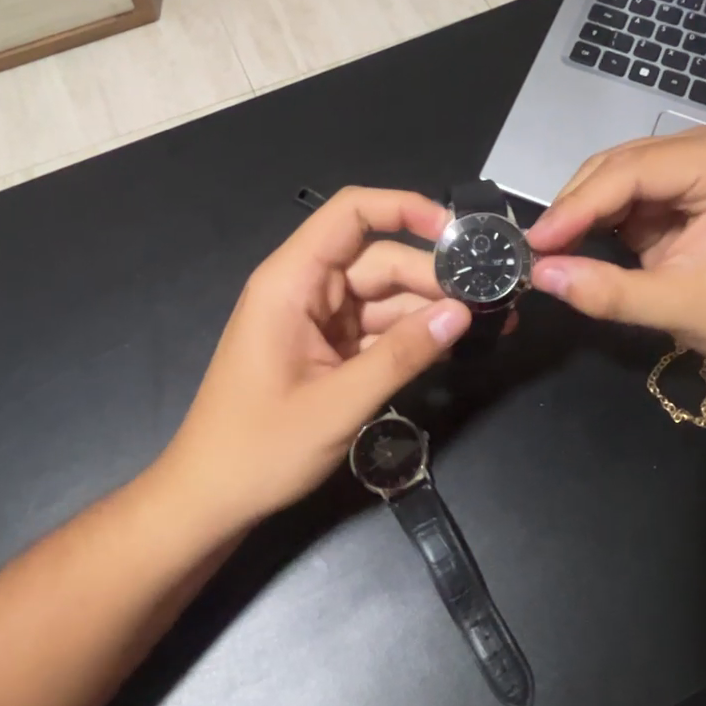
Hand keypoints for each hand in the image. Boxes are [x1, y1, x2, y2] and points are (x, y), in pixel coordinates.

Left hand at [156, 188, 470, 527]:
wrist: (211, 497)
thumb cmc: (260, 449)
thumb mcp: (338, 403)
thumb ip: (402, 355)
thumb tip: (462, 313)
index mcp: (292, 282)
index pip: (350, 214)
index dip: (404, 208)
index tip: (456, 233)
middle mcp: (305, 290)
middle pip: (378, 260)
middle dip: (432, 276)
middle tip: (493, 300)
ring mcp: (317, 322)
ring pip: (384, 297)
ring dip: (430, 309)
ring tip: (490, 322)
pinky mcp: (326, 351)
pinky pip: (377, 330)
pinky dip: (411, 337)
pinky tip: (453, 345)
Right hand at [525, 127, 705, 372]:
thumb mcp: (676, 306)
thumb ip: (608, 292)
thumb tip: (541, 275)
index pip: (634, 172)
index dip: (580, 205)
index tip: (538, 241)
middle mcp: (704, 149)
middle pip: (618, 166)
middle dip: (575, 207)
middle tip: (537, 248)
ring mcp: (686, 165)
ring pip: (610, 177)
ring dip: (578, 212)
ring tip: (549, 248)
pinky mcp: (669, 189)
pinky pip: (616, 195)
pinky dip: (590, 219)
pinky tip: (570, 243)